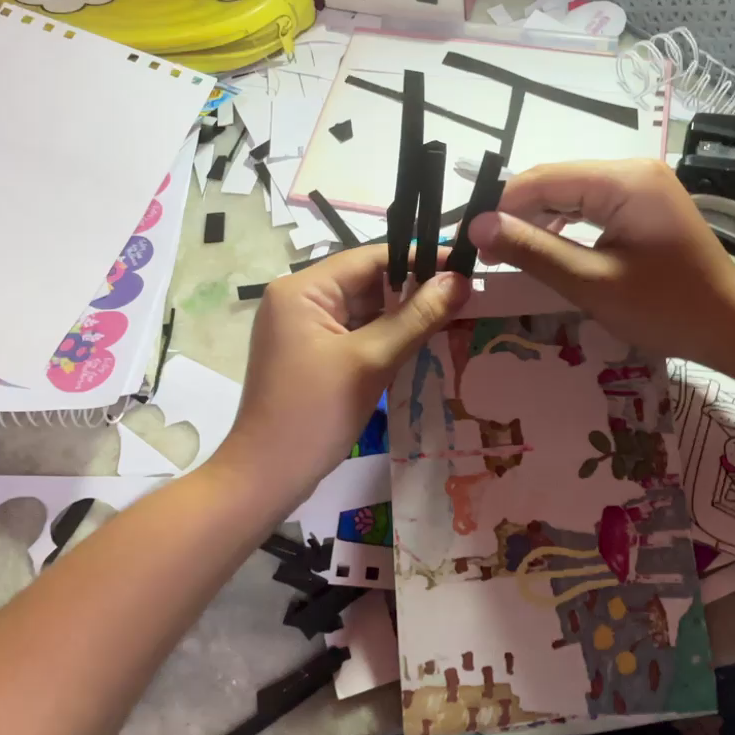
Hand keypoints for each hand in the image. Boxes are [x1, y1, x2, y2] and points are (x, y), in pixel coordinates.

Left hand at [214, 244, 469, 504]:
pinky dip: (386, 337)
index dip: (420, 258)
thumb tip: (460, 281)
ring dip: (404, 314)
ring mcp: (302, 328)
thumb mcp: (371, 361)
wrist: (266, 476)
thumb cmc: (314, 414)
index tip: (466, 263)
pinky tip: (423, 341)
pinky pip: (356, 332)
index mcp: (302, 289)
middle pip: (367, 281)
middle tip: (469, 293)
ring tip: (456, 314)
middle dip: (415, 288)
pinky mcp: (311, 354)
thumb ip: (417, 317)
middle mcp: (298, 299)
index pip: (370, 258)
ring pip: (364, 308)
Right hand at [467, 159, 734, 383]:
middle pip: (557, 181)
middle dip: (519, 214)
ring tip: (510, 254)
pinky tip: (548, 248)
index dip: (501, 206)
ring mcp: (644, 186)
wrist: (732, 327)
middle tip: (487, 254)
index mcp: (623, 180)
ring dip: (540, 220)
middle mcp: (634, 171)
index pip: (543, 178)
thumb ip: (533, 250)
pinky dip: (567, 226)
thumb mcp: (592, 282)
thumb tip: (478, 226)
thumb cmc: (665, 308)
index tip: (472, 240)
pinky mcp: (647, 205)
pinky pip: (594, 205)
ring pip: (573, 193)